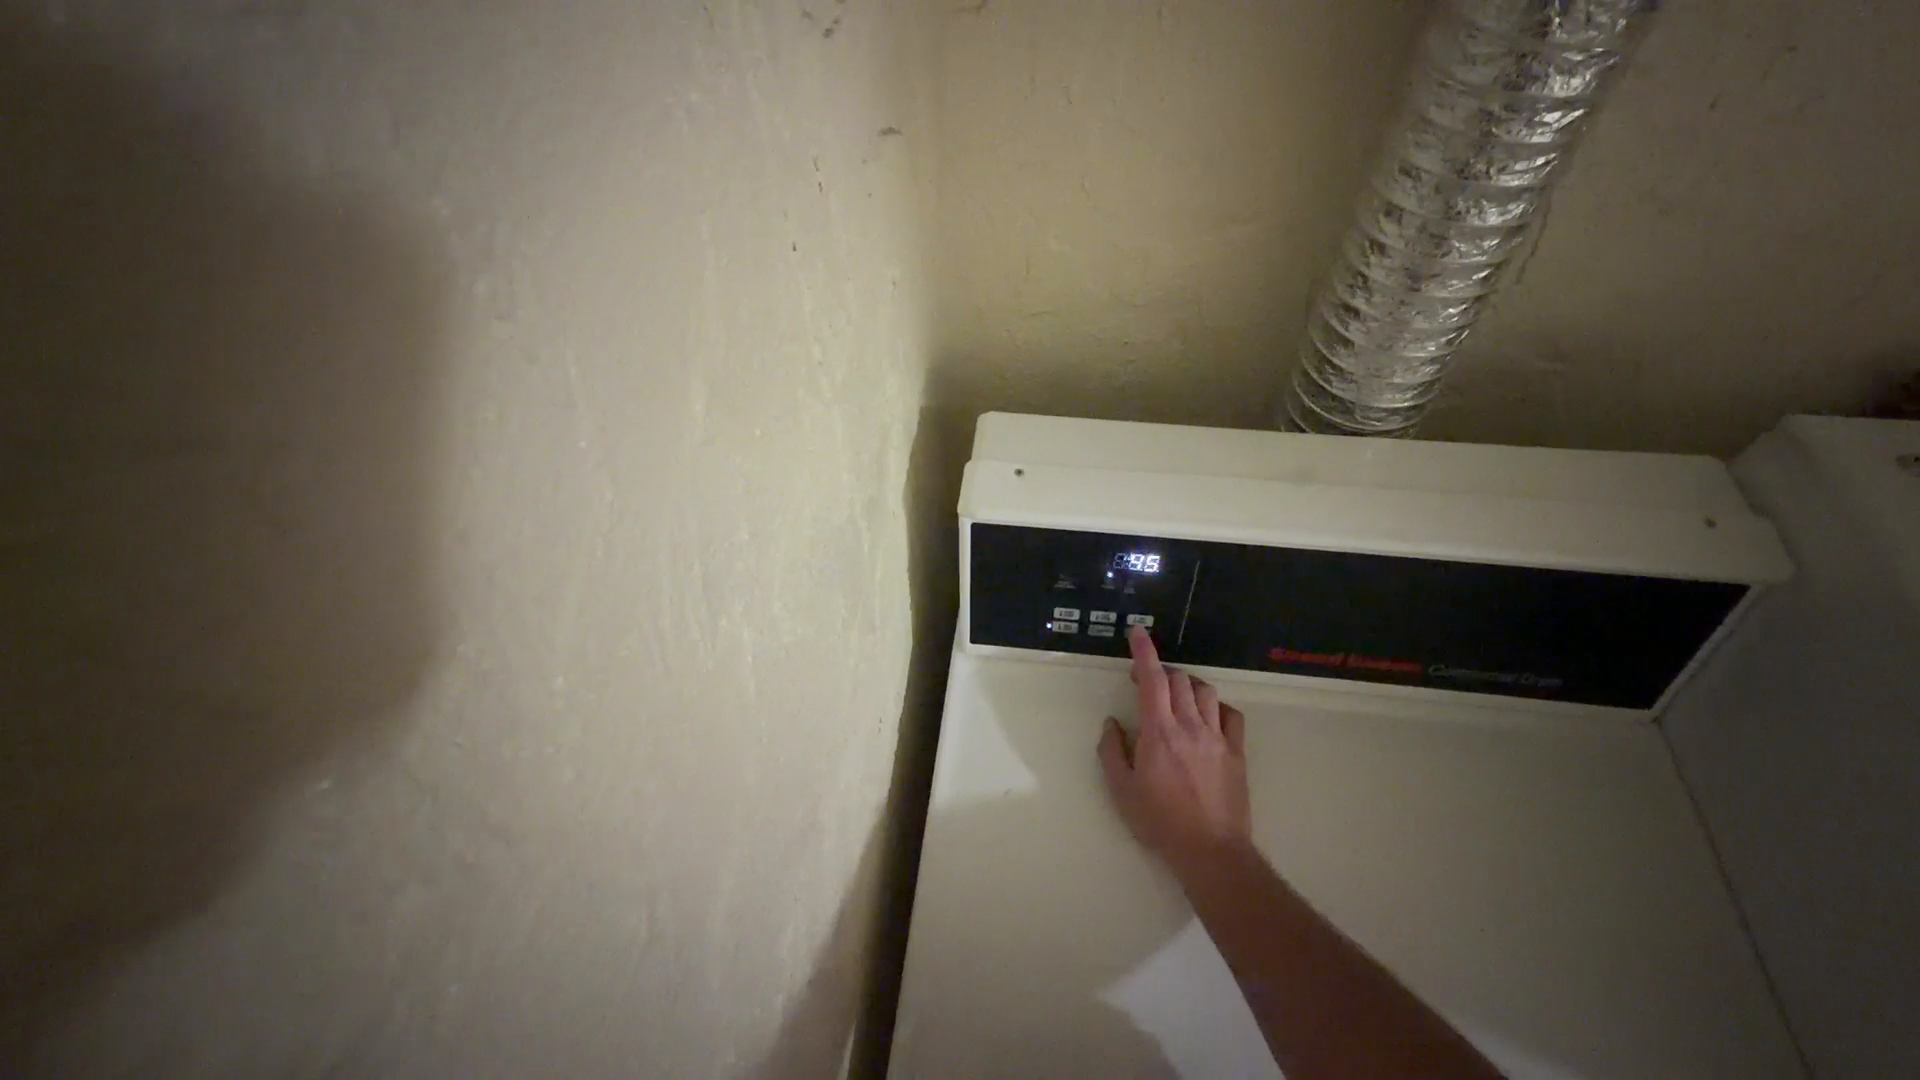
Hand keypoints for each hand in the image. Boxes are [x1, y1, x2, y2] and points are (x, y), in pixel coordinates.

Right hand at [1098, 626, 1250, 866]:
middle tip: (1145, 684)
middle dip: (1160, 672)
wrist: (1211, 851)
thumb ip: (1111, 752)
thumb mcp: (1122, 791)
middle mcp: (1190, 726)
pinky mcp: (1237, 752)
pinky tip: (1207, 716)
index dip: (1144, 652)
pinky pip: (1231, 715)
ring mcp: (1217, 737)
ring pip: (1205, 692)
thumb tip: (1112, 724)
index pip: (1152, 679)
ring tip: (1175, 696)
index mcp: (1159, 732)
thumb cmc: (1160, 822)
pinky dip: (1216, 706)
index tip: (1137, 632)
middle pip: (1179, 680)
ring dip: (1187, 685)